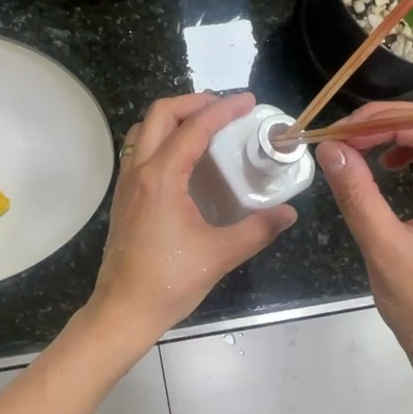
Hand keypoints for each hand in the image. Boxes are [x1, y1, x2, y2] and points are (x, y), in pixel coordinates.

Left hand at [88, 92, 297, 342]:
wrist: (123, 310)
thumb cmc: (169, 282)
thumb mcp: (221, 255)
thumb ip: (258, 230)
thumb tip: (289, 213)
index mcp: (162, 178)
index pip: (194, 127)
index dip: (223, 109)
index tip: (248, 102)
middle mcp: (139, 172)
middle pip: (160, 114)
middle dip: (193, 103)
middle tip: (224, 109)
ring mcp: (126, 185)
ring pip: (143, 131)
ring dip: (172, 120)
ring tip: (203, 129)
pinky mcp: (123, 200)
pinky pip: (139, 154)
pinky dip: (161, 141)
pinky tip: (185, 163)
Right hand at [318, 101, 412, 361]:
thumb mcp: (383, 248)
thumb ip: (358, 195)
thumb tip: (330, 150)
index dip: (390, 122)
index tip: (346, 131)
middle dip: (389, 124)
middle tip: (344, 134)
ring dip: (395, 135)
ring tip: (357, 145)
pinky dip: (406, 153)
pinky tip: (384, 164)